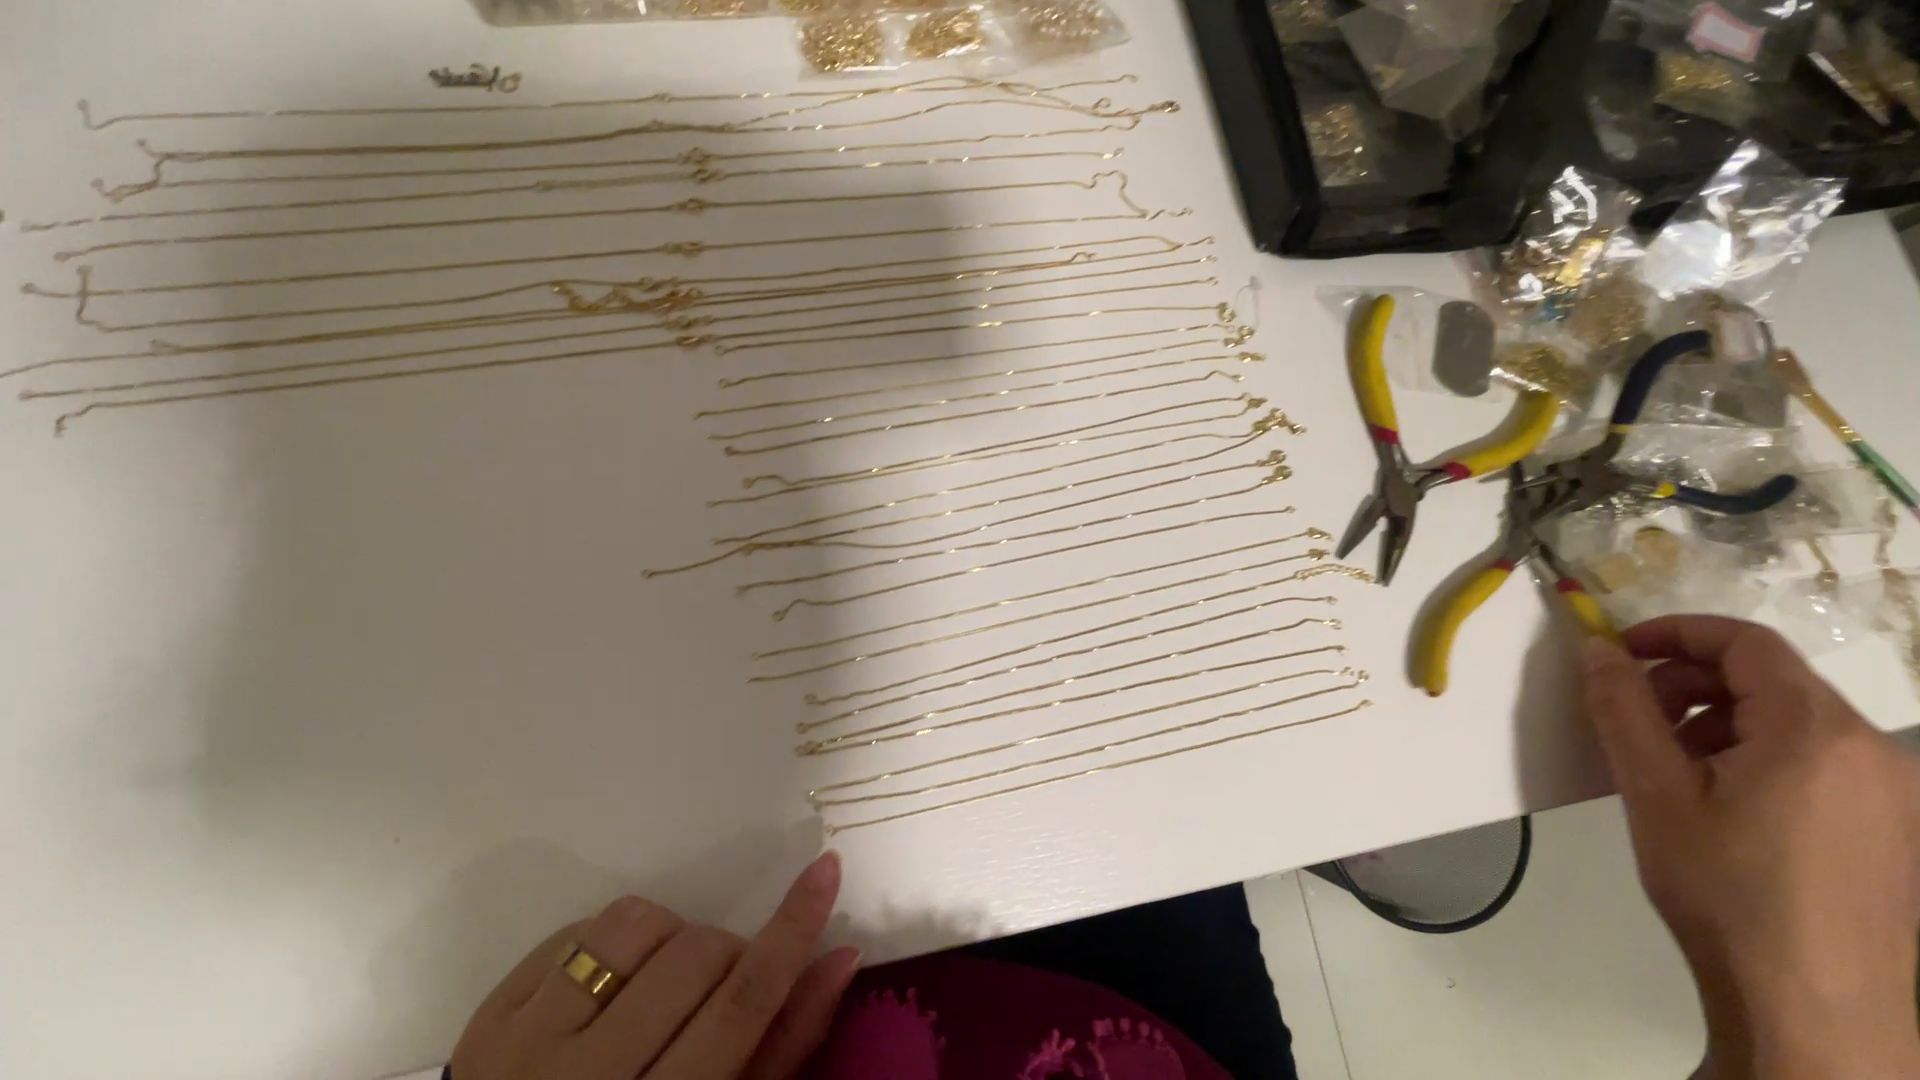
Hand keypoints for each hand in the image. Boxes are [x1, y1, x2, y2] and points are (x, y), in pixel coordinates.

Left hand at [449, 852, 859, 1079]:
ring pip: (635, 925)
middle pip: (695, 958)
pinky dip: (617, 939)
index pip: (743, 1005)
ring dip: (673, 939)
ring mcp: (526, 1044)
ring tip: (664, 982)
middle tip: (721, 988)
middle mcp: (586, 1076)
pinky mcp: (492, 1014)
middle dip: (729, 954)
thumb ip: (784, 1043)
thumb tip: (841, 956)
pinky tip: (614, 983)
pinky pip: (580, 927)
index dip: (792, 932)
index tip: (826, 868)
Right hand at [1583, 616, 1919, 1079]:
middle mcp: (1874, 748)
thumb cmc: (1723, 885)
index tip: (1615, 653)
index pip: (1746, 643)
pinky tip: (1715, 800)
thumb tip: (1598, 649)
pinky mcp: (1891, 826)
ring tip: (1665, 766)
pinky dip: (1754, 753)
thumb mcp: (1653, 789)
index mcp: (1817, 730)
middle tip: (1629, 716)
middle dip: (1687, 681)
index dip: (1673, 633)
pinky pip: (1815, 759)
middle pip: (1769, 679)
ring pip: (1790, 719)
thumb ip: (1622, 707)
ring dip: (1717, 719)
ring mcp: (1893, 791)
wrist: (1812, 1004)